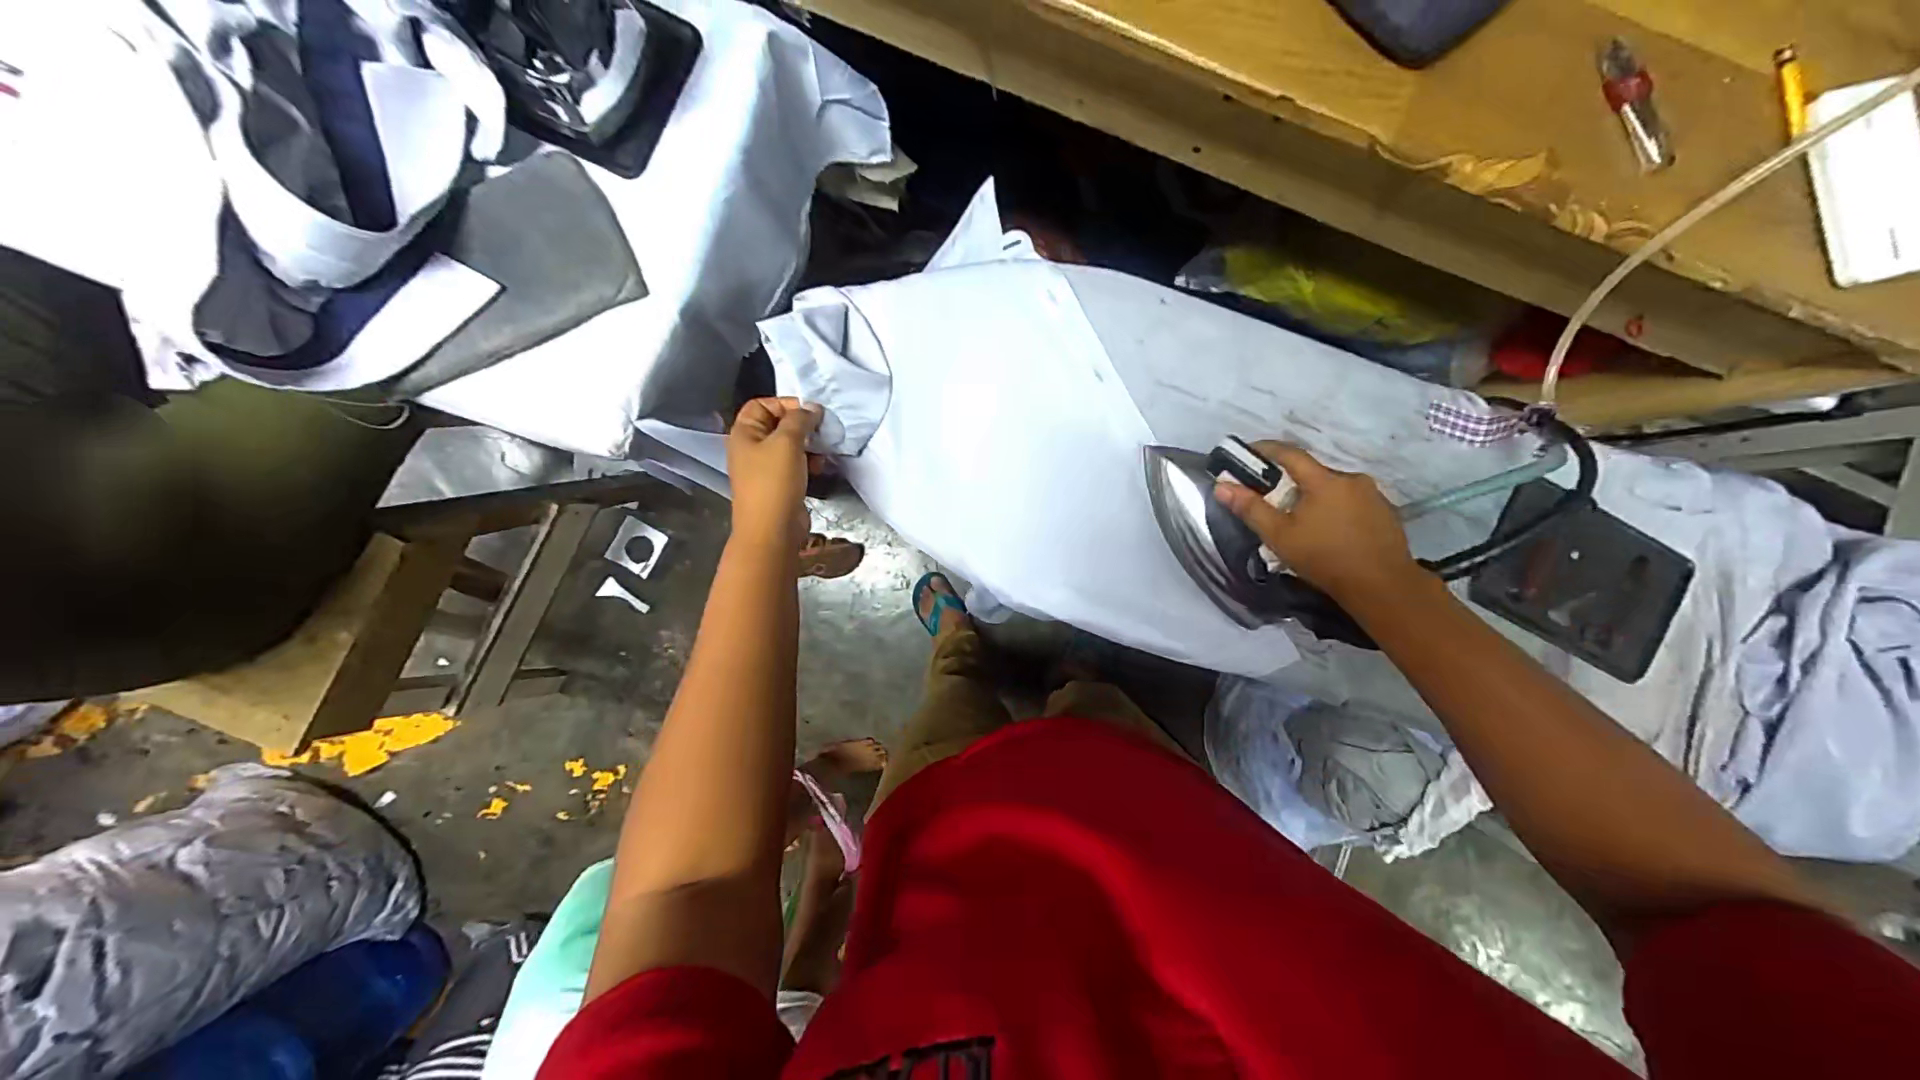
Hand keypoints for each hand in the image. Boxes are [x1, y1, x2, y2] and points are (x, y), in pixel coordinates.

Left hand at [726, 397, 821, 547]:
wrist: (772, 530)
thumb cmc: (774, 481)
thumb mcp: (787, 442)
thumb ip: (800, 419)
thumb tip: (812, 408)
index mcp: (744, 433)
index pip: (762, 404)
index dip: (785, 404)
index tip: (810, 412)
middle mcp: (751, 448)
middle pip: (778, 425)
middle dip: (802, 425)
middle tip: (822, 430)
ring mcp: (765, 468)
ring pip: (789, 446)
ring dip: (809, 445)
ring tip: (824, 450)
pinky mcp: (779, 485)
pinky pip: (795, 464)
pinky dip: (808, 462)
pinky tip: (821, 466)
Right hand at [1211, 441, 1421, 601]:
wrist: (1382, 586)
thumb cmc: (1325, 558)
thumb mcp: (1279, 536)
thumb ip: (1250, 508)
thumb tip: (1222, 486)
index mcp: (1324, 481)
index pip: (1290, 453)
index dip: (1266, 449)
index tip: (1247, 452)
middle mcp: (1352, 479)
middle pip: (1313, 473)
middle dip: (1291, 481)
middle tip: (1273, 501)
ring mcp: (1374, 495)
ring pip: (1334, 488)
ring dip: (1315, 497)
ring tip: (1302, 521)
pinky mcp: (1387, 513)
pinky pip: (1353, 502)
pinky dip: (1336, 509)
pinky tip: (1330, 531)